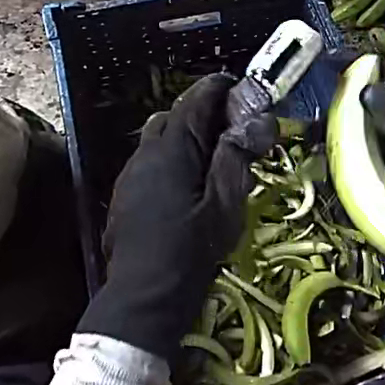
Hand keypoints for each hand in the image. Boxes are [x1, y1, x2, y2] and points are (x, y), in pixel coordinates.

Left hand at [79, 73, 275, 358]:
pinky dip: (175, 157)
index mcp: (172, 150)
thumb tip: (257, 120)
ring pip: (160, 138)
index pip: (194, 101)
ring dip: (188, 135)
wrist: (144, 296)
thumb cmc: (190, 250)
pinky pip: (152, 160)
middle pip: (175, 116)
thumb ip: (237, 158)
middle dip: (204, 112)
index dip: (219, 89)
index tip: (241, 87)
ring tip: (217, 153)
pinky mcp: (126, 194)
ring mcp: (131, 174)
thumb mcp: (225, 204)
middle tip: (235, 124)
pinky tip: (191, 182)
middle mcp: (146, 154)